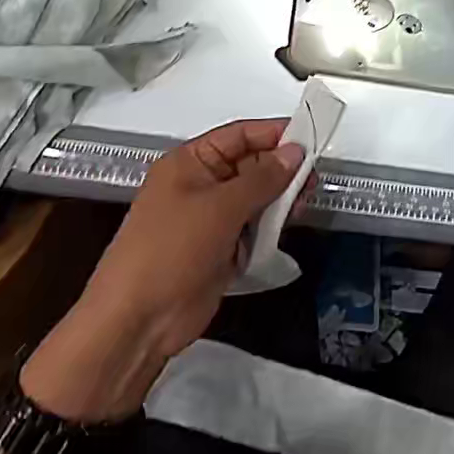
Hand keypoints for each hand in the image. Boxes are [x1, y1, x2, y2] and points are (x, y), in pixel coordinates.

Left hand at [19, 119, 304, 419]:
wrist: (138, 320)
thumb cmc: (172, 249)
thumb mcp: (220, 207)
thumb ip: (262, 178)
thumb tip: (295, 151)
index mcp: (190, 162)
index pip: (238, 136)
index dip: (273, 133)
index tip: (309, 136)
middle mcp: (201, 184)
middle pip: (250, 165)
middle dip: (280, 169)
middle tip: (314, 176)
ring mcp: (211, 218)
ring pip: (256, 198)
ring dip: (279, 199)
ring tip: (304, 202)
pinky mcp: (221, 248)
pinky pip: (253, 227)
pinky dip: (271, 226)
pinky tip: (290, 225)